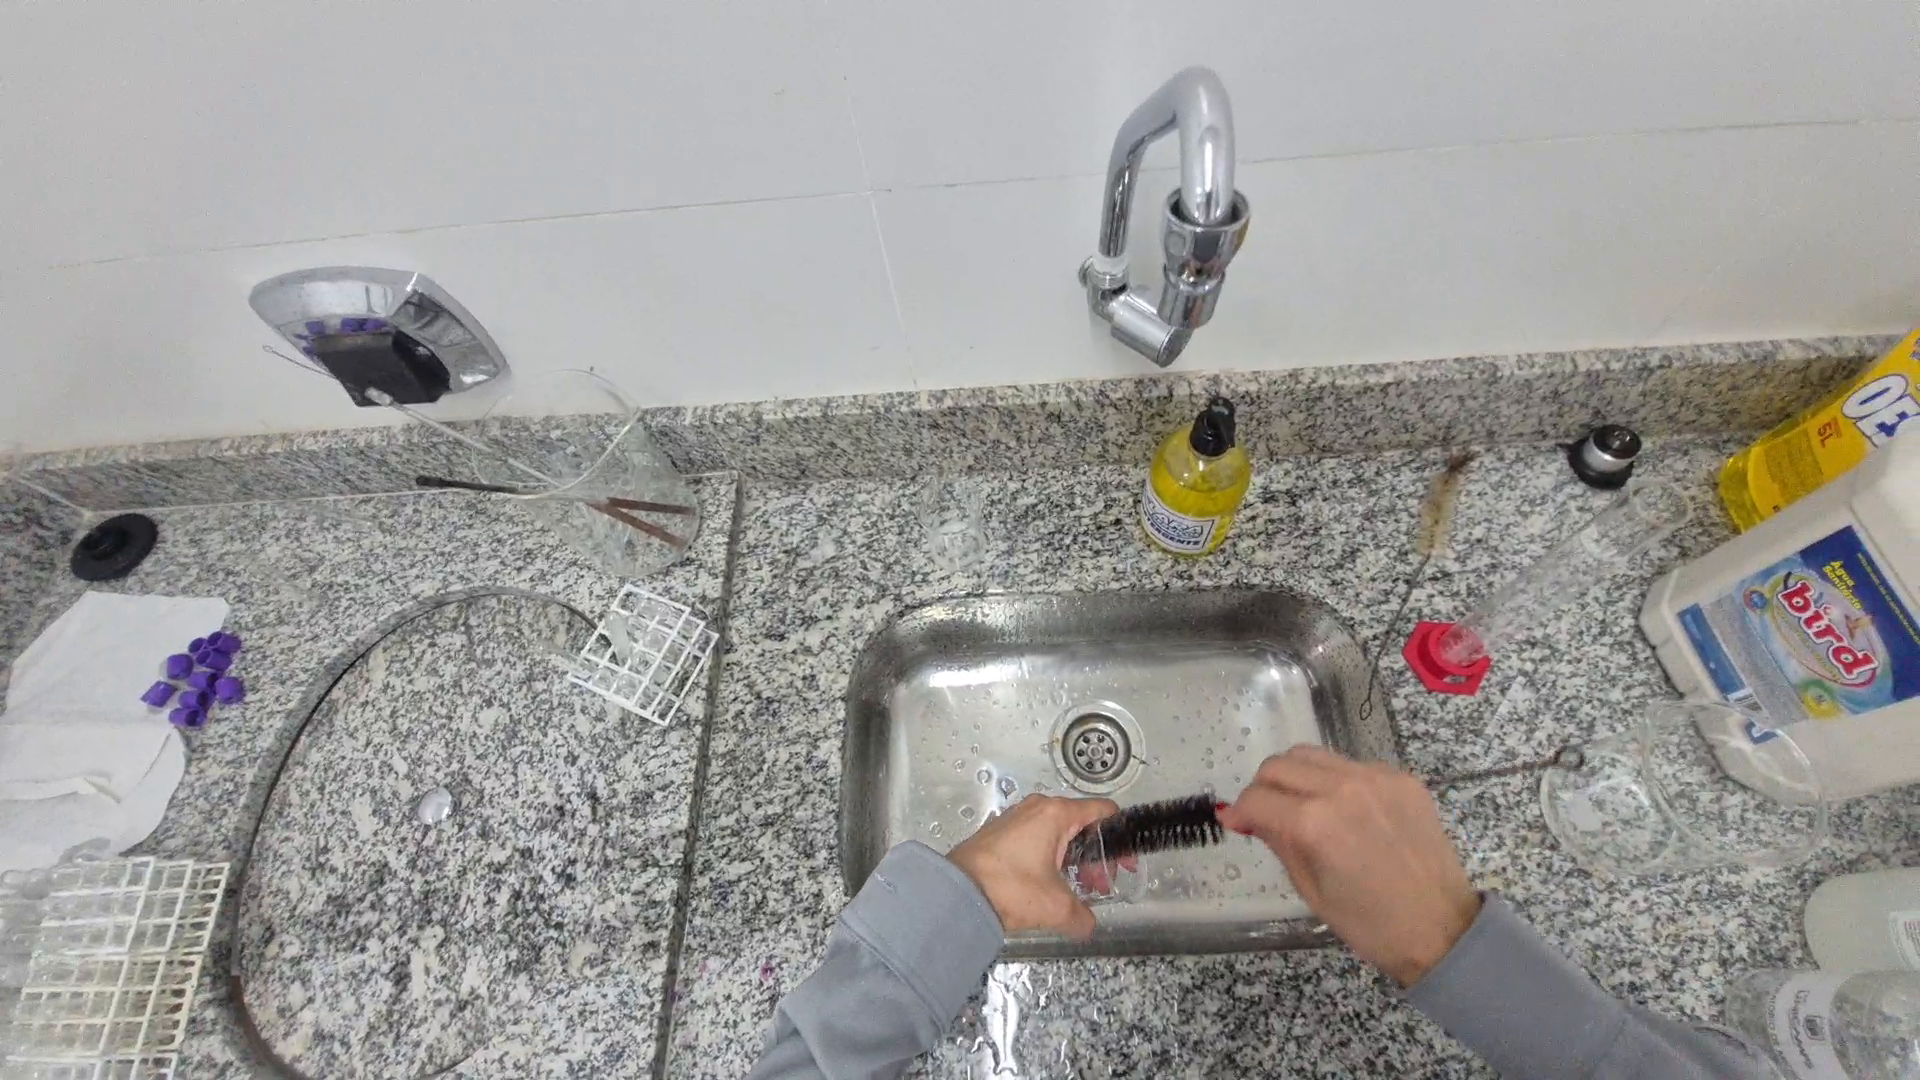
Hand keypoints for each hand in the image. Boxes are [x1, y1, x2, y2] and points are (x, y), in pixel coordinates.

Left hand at [946, 794, 1117, 939]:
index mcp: (1056, 813)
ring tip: (1075, 889)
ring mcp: (1017, 817)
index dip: (1120, 835)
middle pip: (1081, 823)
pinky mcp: (1002, 831)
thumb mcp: (1056, 907)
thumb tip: (1088, 925)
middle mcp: (1038, 807)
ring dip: (1073, 857)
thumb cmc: (1012, 888)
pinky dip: (1050, 855)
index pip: (1102, 809)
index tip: (1124, 863)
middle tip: (1098, 884)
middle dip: (1095, 854)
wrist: (959, 892)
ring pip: (1058, 831)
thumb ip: (1082, 916)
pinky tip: (1049, 883)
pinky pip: (1037, 837)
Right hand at [1218, 745, 1480, 985]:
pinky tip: (1347, 811)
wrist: (1447, 932)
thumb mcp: (1309, 888)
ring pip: (1310, 755)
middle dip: (1263, 790)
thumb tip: (1243, 815)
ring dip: (1295, 777)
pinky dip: (1335, 782)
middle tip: (1268, 815)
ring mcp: (1374, 778)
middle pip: (1277, 766)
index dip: (1240, 812)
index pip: (1256, 798)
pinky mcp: (1400, 778)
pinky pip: (1349, 764)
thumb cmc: (1371, 924)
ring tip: (1304, 805)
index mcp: (1314, 823)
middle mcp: (1341, 789)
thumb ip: (1275, 840)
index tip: (1236, 822)